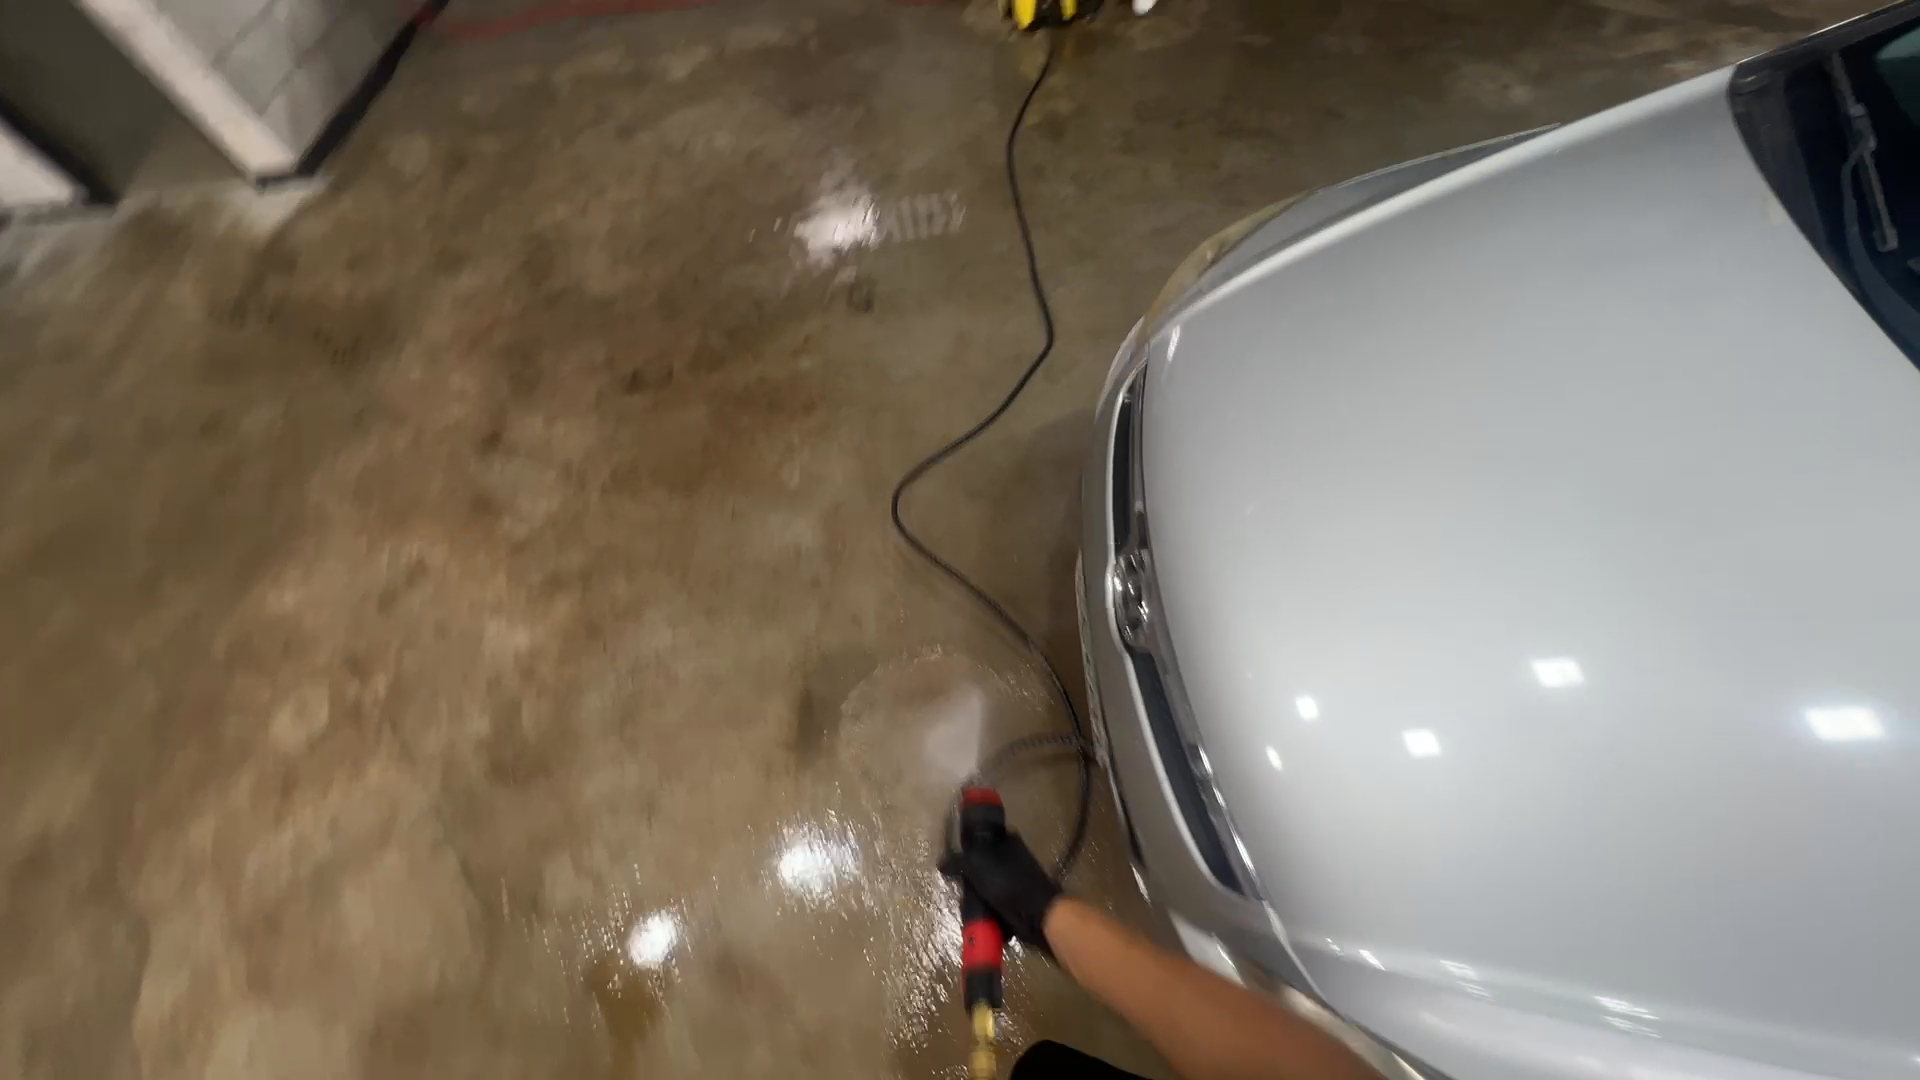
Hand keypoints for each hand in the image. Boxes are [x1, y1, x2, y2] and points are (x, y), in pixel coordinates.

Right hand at [941, 828, 1063, 954]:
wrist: (1038, 913)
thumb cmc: (1007, 881)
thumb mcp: (977, 865)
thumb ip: (958, 861)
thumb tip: (941, 863)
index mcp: (1005, 839)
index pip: (979, 838)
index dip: (964, 849)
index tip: (952, 863)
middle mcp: (1012, 854)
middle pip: (982, 862)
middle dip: (969, 876)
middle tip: (956, 885)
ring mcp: (1016, 876)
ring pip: (988, 882)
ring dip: (978, 894)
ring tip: (964, 903)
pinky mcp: (1017, 897)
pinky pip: (996, 899)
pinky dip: (988, 906)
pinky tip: (977, 913)